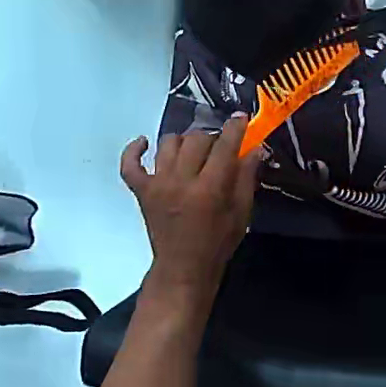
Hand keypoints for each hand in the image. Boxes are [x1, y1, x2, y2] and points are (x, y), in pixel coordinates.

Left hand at [120, 115, 259, 311]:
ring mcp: (157, 184)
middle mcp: (181, 181)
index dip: (235, 128)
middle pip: (196, 139)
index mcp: (210, 189)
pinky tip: (145, 143)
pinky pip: (130, 164)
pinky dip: (134, 150)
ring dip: (185, 141)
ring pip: (169, 143)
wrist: (183, 268)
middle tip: (219, 148)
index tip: (240, 118)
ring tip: (194, 151)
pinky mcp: (141, 191)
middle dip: (212, 138)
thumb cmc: (218, 242)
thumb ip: (246, 178)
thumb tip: (254, 148)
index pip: (224, 146)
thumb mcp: (242, 212)